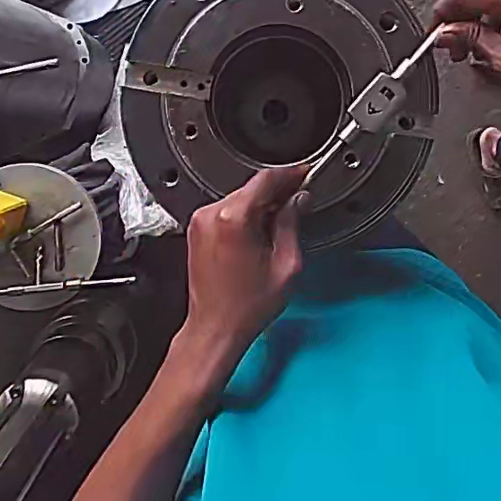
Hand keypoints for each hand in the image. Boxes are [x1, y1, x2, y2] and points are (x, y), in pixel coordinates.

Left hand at [181, 166, 309, 362]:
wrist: (215, 327)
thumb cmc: (247, 306)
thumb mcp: (286, 264)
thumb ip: (293, 223)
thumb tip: (298, 200)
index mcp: (234, 219)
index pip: (266, 179)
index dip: (290, 174)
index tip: (304, 174)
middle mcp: (212, 214)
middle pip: (252, 188)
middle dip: (277, 192)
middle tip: (298, 200)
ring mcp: (201, 221)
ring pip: (240, 198)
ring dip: (261, 204)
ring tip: (278, 225)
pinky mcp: (197, 229)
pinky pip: (227, 210)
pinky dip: (245, 214)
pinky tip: (258, 233)